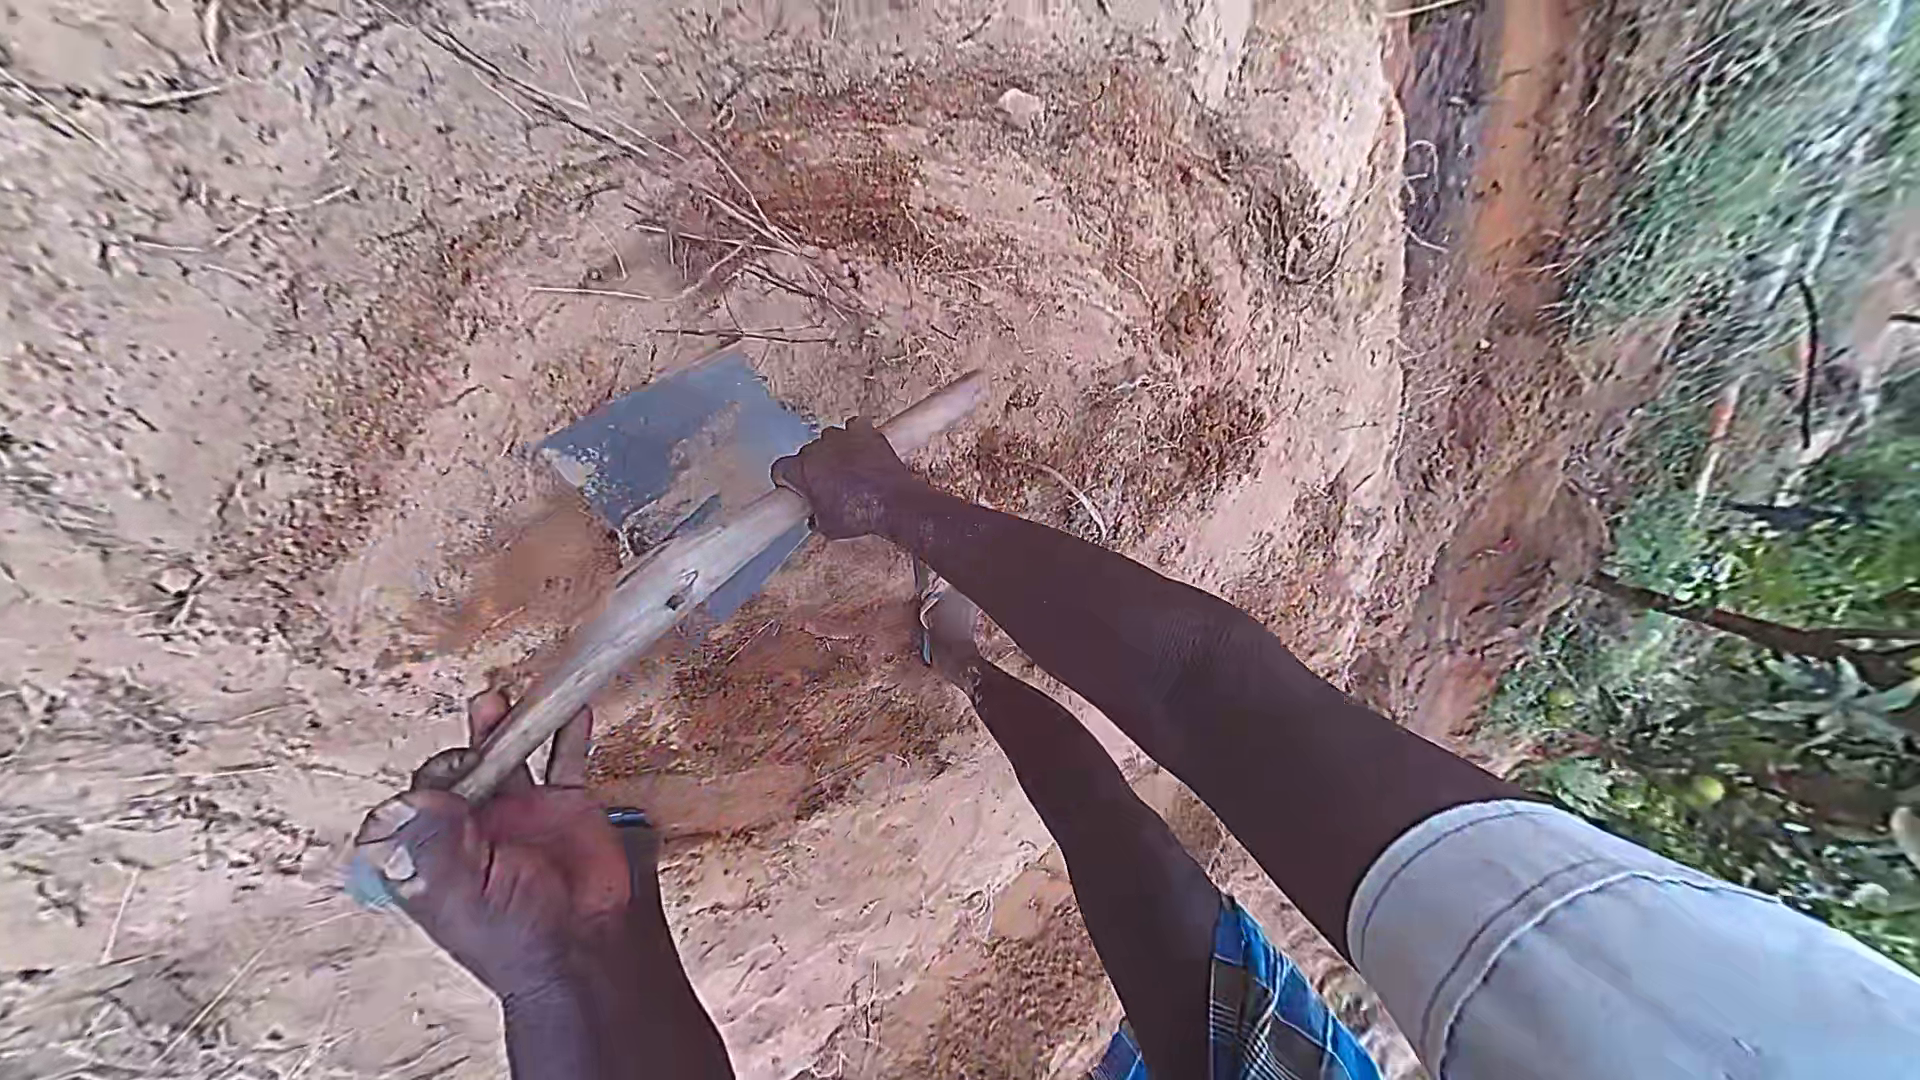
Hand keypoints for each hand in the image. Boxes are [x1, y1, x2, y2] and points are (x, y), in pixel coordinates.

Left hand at [353, 691, 634, 999]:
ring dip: (507, 727)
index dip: (435, 777)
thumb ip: (436, 847)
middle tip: (484, 716)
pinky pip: (565, 758)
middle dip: (470, 742)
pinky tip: (570, 711)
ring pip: (512, 756)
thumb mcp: (462, 895)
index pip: (421, 798)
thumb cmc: (516, 932)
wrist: (584, 937)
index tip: (457, 772)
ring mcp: (524, 809)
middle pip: (466, 768)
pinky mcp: (566, 801)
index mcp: (438, 850)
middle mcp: (477, 825)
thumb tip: (411, 797)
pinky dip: (568, 732)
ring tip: (498, 700)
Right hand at [770, 417, 922, 538]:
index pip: (781, 470)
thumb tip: (815, 517)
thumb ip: (814, 516)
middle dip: (814, 468)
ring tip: (848, 470)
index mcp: (801, 470)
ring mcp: (841, 437)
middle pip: (806, 454)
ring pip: (829, 440)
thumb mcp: (827, 527)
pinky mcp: (864, 431)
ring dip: (834, 452)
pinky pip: (854, 427)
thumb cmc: (860, 515)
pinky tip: (862, 452)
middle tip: (827, 485)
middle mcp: (817, 448)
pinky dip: (856, 437)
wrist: (893, 503)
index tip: (795, 487)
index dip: (787, 481)